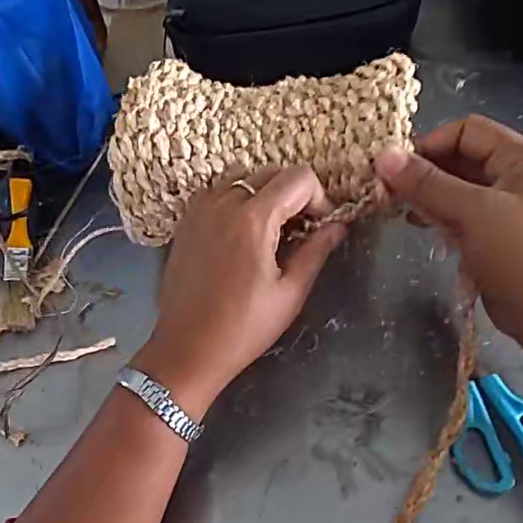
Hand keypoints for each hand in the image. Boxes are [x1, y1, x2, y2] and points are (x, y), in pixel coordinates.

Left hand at [131, 167, 346, 415]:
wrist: (187, 348)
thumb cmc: (242, 329)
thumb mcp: (289, 294)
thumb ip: (315, 252)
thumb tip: (337, 227)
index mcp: (252, 219)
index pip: (299, 178)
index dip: (319, 198)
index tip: (320, 226)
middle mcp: (222, 203)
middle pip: (271, 174)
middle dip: (293, 197)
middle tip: (299, 234)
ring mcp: (199, 210)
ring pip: (244, 180)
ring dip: (264, 198)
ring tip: (270, 237)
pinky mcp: (185, 222)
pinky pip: (218, 195)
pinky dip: (237, 204)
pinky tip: (241, 239)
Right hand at [374, 115, 522, 344]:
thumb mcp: (474, 213)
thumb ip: (428, 184)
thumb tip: (384, 157)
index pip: (466, 131)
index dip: (428, 145)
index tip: (393, 170)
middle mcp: (518, 178)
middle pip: (461, 161)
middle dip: (425, 175)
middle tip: (390, 194)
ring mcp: (509, 211)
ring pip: (460, 193)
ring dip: (431, 200)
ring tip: (402, 213)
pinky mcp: (499, 240)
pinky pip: (465, 220)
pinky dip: (443, 222)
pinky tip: (426, 232)